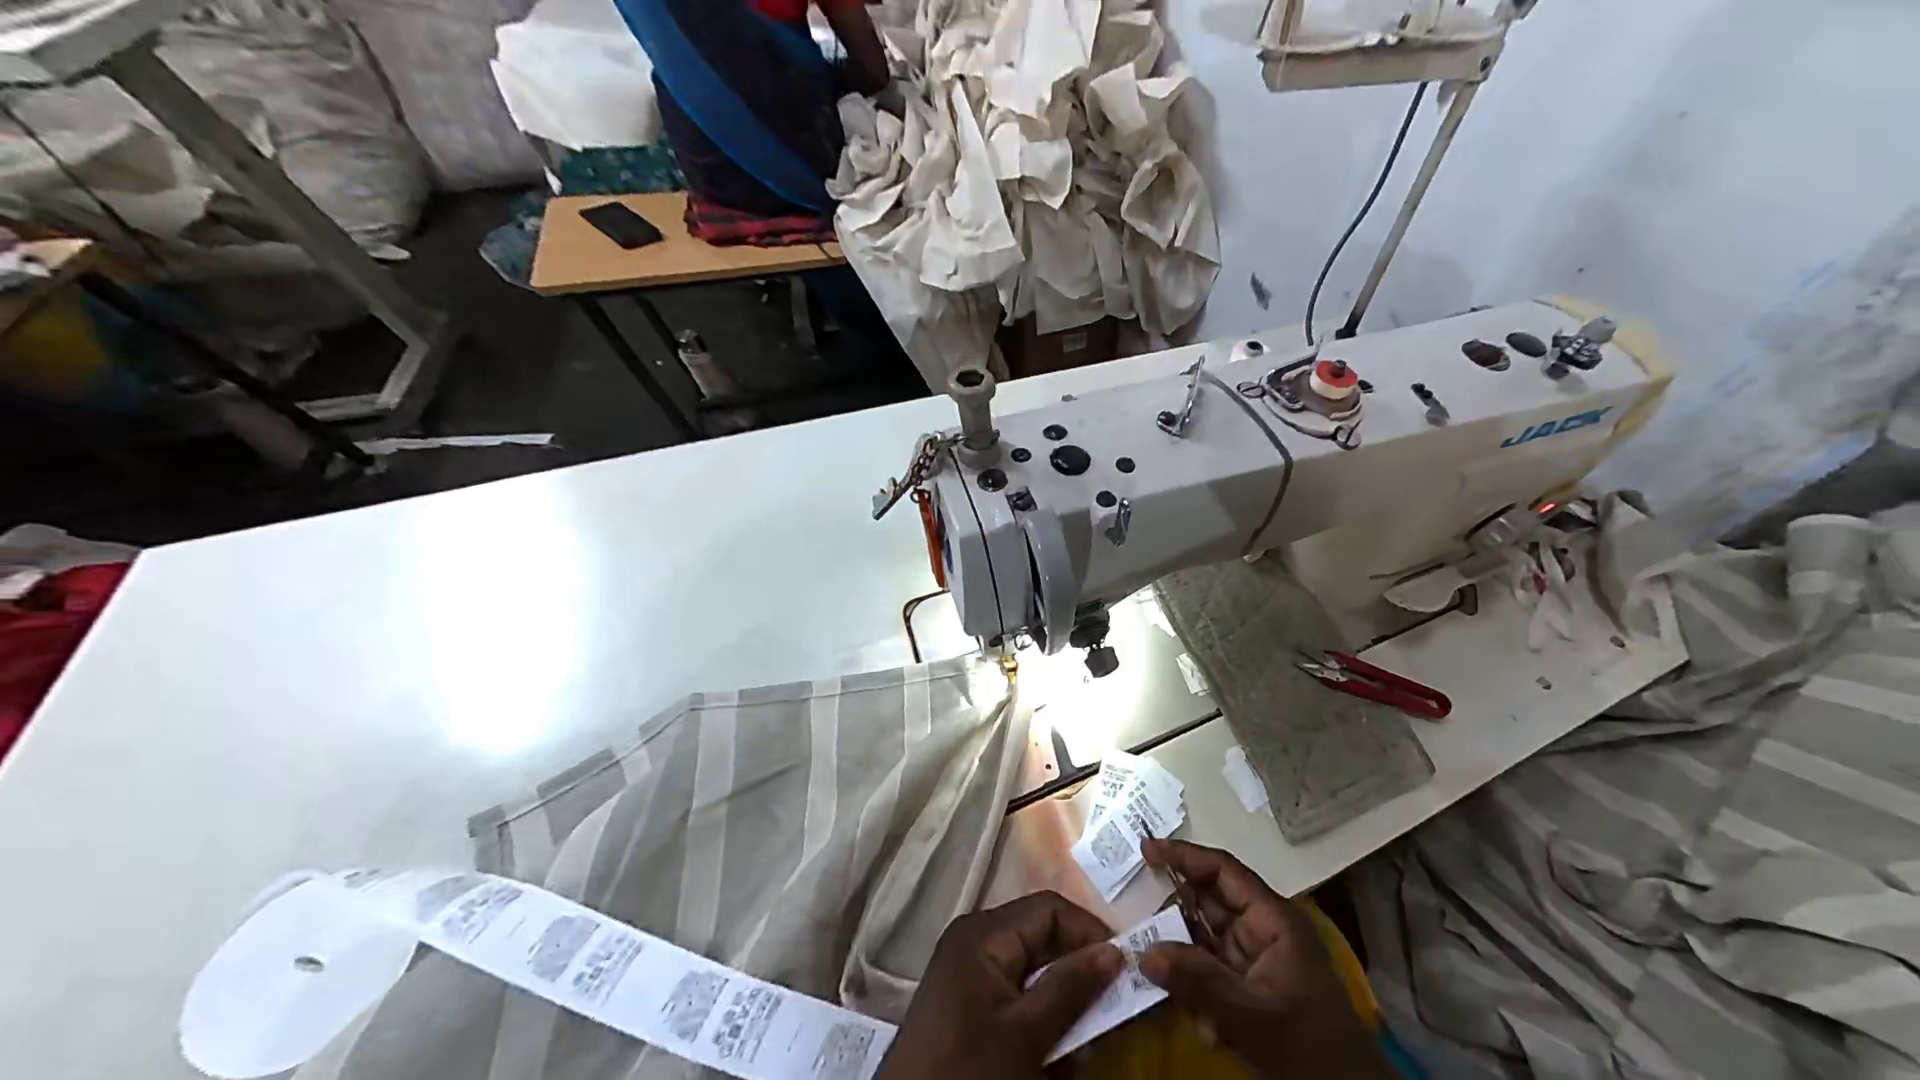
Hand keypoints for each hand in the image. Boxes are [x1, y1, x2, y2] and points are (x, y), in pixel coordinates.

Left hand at [875, 892, 1121, 1079]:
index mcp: (984, 933)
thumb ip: (1070, 988)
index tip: (1126, 967)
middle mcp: (976, 941)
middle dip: (1079, 970)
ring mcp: (971, 972)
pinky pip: (1018, 996)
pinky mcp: (971, 1004)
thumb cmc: (967, 1070)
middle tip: (1116, 1005)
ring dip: (1064, 1001)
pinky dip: (1043, 1018)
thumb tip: (1114, 952)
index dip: (1089, 932)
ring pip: (1034, 971)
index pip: (1049, 909)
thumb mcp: (1025, 1033)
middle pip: (1042, 938)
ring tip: (1086, 1037)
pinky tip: (1058, 1052)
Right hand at [1139, 838, 1393, 1079]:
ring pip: (1201, 933)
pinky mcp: (1245, 983)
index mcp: (1271, 918)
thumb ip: (1200, 983)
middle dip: (1170, 906)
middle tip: (1131, 907)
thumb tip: (1144, 953)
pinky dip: (1189, 978)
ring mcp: (1252, 955)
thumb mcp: (1254, 1015)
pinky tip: (1182, 1004)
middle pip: (1206, 899)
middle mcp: (1260, 927)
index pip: (1222, 871)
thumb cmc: (1310, 1046)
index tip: (1146, 849)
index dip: (1184, 855)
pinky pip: (1206, 965)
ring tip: (1148, 958)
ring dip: (1177, 948)